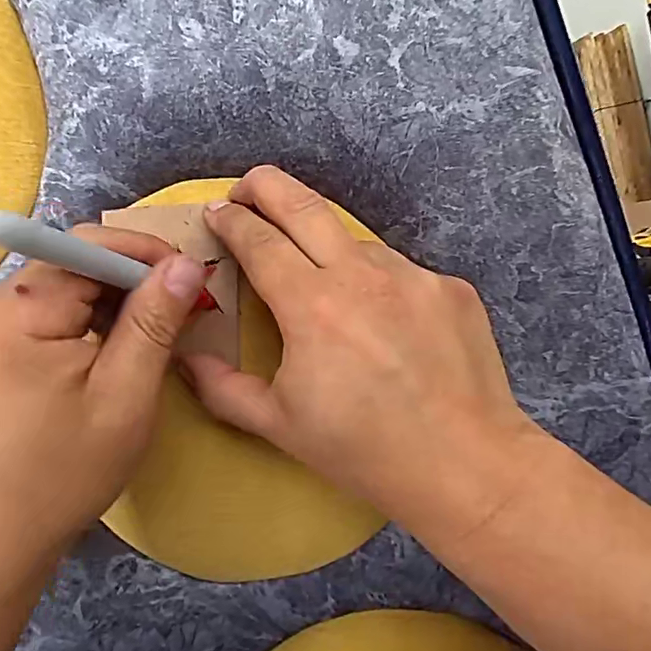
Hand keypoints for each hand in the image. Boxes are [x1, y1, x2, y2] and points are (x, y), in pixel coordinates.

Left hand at [0, 226, 209, 580]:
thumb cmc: (65, 474)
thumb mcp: (125, 397)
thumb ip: (153, 322)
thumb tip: (182, 263)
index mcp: (11, 313)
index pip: (86, 250)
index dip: (143, 255)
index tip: (187, 277)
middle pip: (66, 267)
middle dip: (125, 285)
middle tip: (173, 315)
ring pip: (51, 291)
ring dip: (100, 306)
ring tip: (139, 341)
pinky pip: (29, 315)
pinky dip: (71, 324)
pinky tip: (95, 356)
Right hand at [183, 166, 550, 549]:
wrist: (464, 465)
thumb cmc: (362, 450)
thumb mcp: (279, 424)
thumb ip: (222, 388)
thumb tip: (186, 360)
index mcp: (312, 305)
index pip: (259, 240)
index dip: (231, 221)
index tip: (216, 214)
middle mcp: (362, 274)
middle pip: (303, 204)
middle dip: (265, 185)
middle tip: (246, 188)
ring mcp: (414, 275)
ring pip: (355, 242)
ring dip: (326, 247)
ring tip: (322, 284)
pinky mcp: (450, 288)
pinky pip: (400, 272)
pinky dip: (377, 284)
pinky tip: (383, 324)